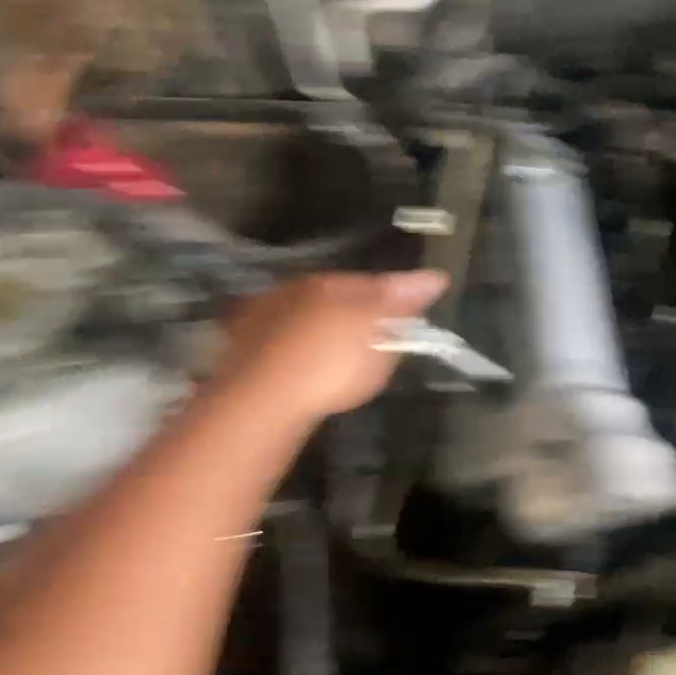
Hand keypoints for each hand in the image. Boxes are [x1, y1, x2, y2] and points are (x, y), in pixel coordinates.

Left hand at [220, 270, 449, 419]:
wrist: (260, 398)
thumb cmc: (330, 364)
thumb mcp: (378, 335)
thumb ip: (402, 303)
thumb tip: (436, 276)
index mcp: (331, 284)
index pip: (371, 283)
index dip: (391, 302)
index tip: (404, 326)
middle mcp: (294, 289)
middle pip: (334, 297)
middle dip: (352, 313)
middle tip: (369, 344)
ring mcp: (262, 314)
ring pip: (302, 315)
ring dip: (317, 329)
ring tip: (332, 358)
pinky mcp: (239, 343)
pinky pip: (276, 339)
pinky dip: (290, 348)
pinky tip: (295, 366)